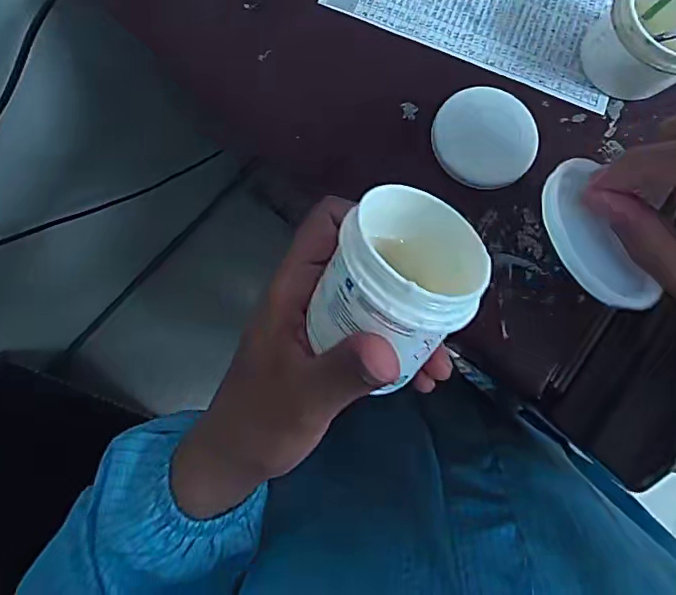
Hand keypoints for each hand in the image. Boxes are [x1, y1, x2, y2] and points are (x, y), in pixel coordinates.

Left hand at [170, 197, 453, 517]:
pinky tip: (423, 376)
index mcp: (293, 286)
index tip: (406, 240)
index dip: (363, 217)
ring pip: (371, 296)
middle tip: (436, 303)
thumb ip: (341, 373)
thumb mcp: (303, 398)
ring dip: (407, 319)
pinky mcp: (331, 346)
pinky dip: (398, 345)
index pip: (324, 223)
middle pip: (359, 257)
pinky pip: (371, 328)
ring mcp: (321, 319)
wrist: (236, 457)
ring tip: (439, 356)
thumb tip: (389, 350)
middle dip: (401, 276)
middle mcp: (309, 293)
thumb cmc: (258, 421)